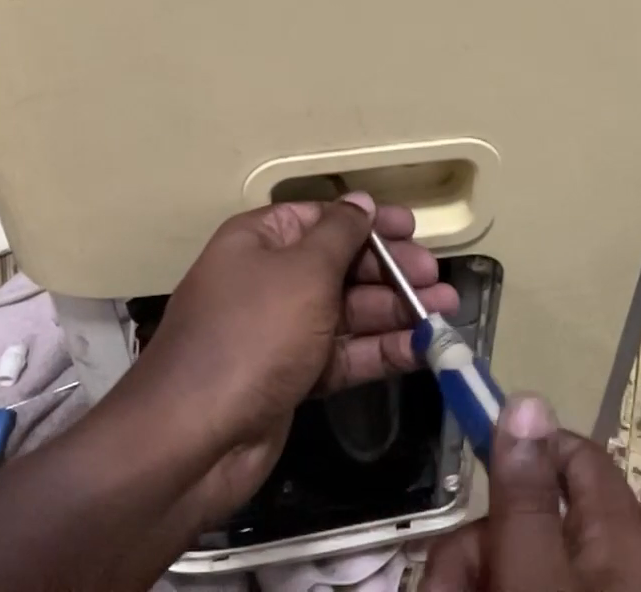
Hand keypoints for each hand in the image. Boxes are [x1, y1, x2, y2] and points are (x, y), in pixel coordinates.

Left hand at [124, 192, 457, 521]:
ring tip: (446, 310)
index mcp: (261, 242)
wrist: (194, 438)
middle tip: (436, 278)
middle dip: (391, 270)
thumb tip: (362, 202)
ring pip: (349, 311)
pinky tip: (424, 349)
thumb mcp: (302, 271)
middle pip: (341, 265)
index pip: (322, 218)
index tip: (413, 230)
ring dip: (397, 311)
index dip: (369, 222)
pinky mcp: (293, 376)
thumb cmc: (252, 334)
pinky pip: (344, 353)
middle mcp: (270, 280)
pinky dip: (381, 349)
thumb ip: (341, 234)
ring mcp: (282, 332)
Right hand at [423, 395, 640, 591]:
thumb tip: (528, 400)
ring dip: (462, 577)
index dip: (521, 445)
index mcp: (616, 538)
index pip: (574, 454)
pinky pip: (506, 585)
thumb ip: (526, 495)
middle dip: (469, 546)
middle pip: (523, 520)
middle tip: (443, 584)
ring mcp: (580, 591)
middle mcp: (602, 564)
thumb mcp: (535, 577)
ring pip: (505, 563)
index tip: (468, 458)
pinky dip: (476, 589)